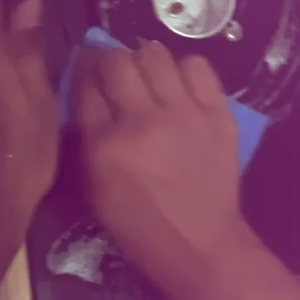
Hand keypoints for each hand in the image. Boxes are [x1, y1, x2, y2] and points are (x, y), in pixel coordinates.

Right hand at [77, 41, 260, 299]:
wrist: (198, 244)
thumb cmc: (137, 223)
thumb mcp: (94, 186)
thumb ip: (88, 138)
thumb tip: (88, 98)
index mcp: (104, 144)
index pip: (85, 86)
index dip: (82, 72)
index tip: (85, 72)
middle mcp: (141, 120)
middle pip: (117, 61)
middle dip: (109, 62)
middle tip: (113, 75)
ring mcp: (183, 113)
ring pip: (155, 54)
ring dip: (144, 61)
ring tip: (147, 78)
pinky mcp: (216, 113)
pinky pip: (197, 67)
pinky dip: (182, 70)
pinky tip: (178, 86)